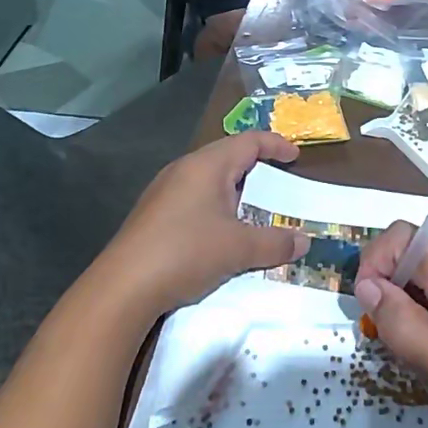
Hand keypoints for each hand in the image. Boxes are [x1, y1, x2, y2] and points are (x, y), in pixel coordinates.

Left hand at [97, 133, 307, 314]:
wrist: (124, 286)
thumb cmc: (186, 252)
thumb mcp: (238, 248)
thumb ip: (275, 242)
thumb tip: (303, 241)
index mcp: (206, 165)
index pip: (247, 142)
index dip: (275, 145)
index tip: (295, 156)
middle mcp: (184, 169)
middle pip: (227, 157)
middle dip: (255, 168)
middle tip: (279, 184)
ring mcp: (164, 191)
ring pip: (208, 180)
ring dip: (234, 191)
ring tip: (254, 212)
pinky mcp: (154, 213)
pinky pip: (193, 198)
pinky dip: (215, 207)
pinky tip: (220, 233)